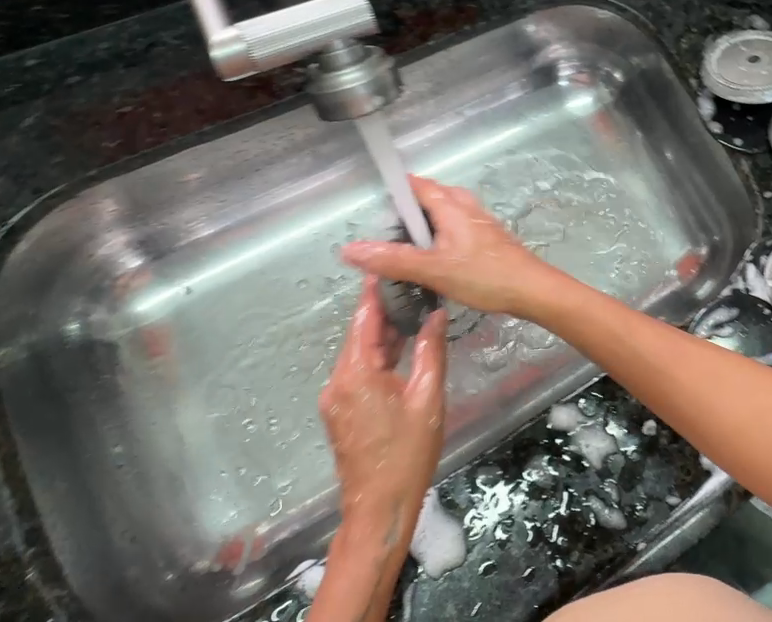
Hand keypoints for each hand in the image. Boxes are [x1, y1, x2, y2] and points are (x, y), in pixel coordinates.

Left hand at [319, 276, 448, 532]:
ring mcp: (336, 399)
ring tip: (411, 311)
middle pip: (360, 335)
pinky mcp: (341, 413)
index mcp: (357, 373)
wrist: (379, 505)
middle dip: (383, 311)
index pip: (364, 320)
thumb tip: (436, 314)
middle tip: (410, 286)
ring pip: (359, 354)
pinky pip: (358, 373)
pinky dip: (378, 356)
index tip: (386, 267)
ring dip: (382, 335)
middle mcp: (338, 382)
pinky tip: (401, 349)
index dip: (375, 293)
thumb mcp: (428, 396)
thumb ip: (431, 350)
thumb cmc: (408, 450)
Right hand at [342, 176, 564, 316]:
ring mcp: (481, 223)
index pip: (420, 186)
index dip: (399, 189)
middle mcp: (468, 208)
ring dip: (429, 223)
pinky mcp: (489, 239)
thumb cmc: (483, 276)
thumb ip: (393, 260)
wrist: (532, 289)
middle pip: (435, 196)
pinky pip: (459, 227)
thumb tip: (349, 249)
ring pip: (449, 212)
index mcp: (452, 208)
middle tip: (390, 231)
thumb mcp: (432, 270)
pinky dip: (443, 235)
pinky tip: (438, 257)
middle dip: (412, 208)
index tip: (378, 203)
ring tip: (411, 246)